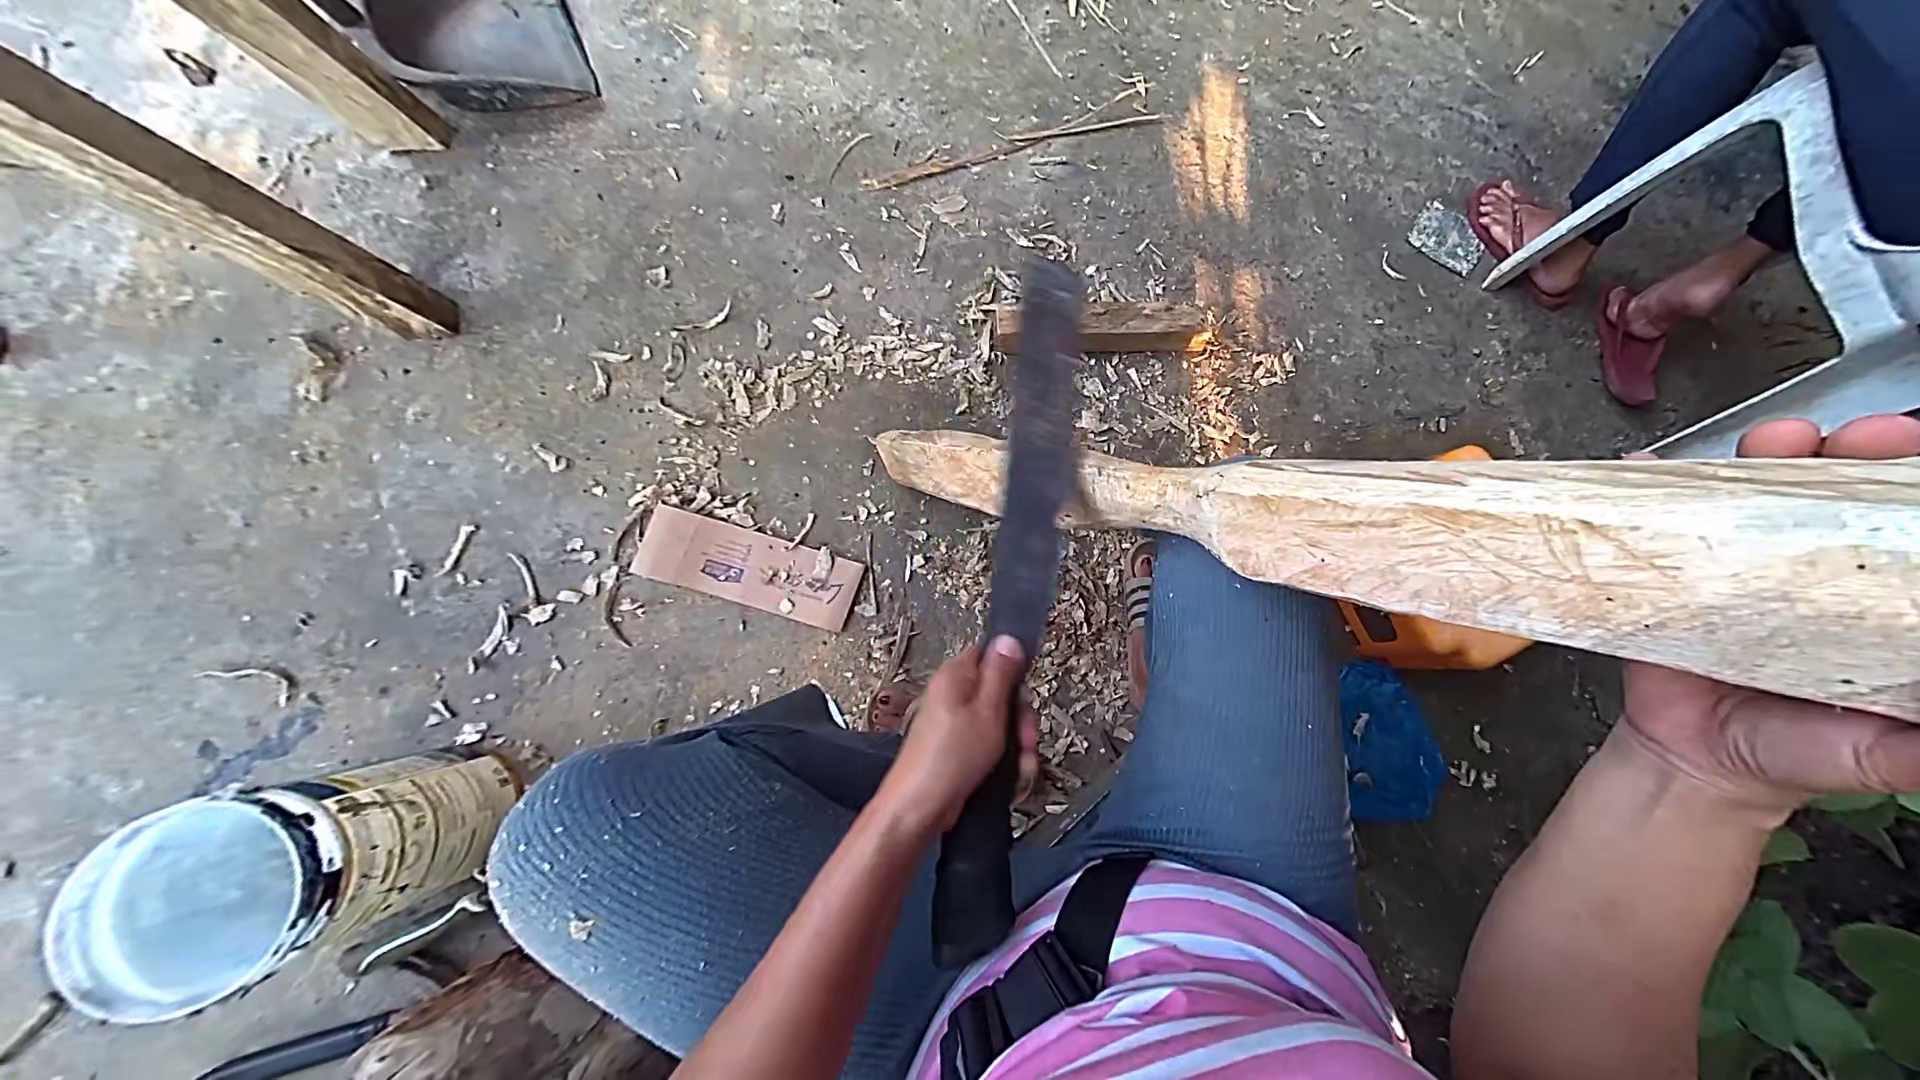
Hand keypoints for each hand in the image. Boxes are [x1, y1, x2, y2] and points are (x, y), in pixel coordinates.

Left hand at [876, 636, 1039, 835]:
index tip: (1023, 696)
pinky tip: (1008, 773)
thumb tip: (1009, 639)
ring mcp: (955, 722)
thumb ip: (1001, 673)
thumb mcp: (988, 711)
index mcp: (955, 676)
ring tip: (1017, 760)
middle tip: (1022, 734)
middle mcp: (952, 695)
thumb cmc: (945, 761)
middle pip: (1001, 692)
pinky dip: (1002, 757)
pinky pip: (990, 744)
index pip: (992, 655)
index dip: (1015, 675)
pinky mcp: (958, 746)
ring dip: (1015, 742)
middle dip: (1019, 717)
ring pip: (999, 722)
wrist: (920, 807)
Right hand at [1618, 415, 1919, 814]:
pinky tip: (1645, 468)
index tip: (1907, 453)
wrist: (1693, 757)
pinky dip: (1641, 492)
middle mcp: (1800, 570)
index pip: (1895, 524)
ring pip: (1740, 498)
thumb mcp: (1890, 749)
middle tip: (1848, 438)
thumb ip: (1919, 738)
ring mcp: (1725, 568)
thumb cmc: (1798, 750)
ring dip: (1753, 460)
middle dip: (1840, 454)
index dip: (1904, 482)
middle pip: (1821, 494)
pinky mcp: (1660, 576)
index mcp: (1870, 599)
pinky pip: (1649, 529)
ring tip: (1768, 441)